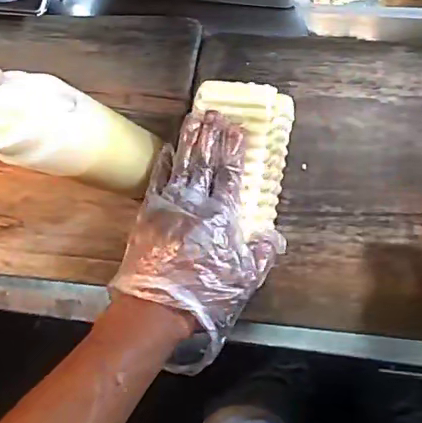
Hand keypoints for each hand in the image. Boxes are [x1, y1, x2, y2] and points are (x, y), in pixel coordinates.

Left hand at [111, 111, 282, 372]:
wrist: (154, 308)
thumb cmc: (202, 295)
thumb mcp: (242, 280)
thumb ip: (260, 255)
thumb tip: (273, 236)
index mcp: (221, 217)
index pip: (231, 174)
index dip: (234, 150)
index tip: (237, 129)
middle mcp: (196, 205)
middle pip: (206, 163)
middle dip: (213, 137)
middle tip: (217, 114)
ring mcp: (170, 206)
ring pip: (183, 165)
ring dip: (191, 141)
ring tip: (196, 119)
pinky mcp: (148, 214)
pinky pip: (158, 180)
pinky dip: (164, 162)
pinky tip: (169, 148)